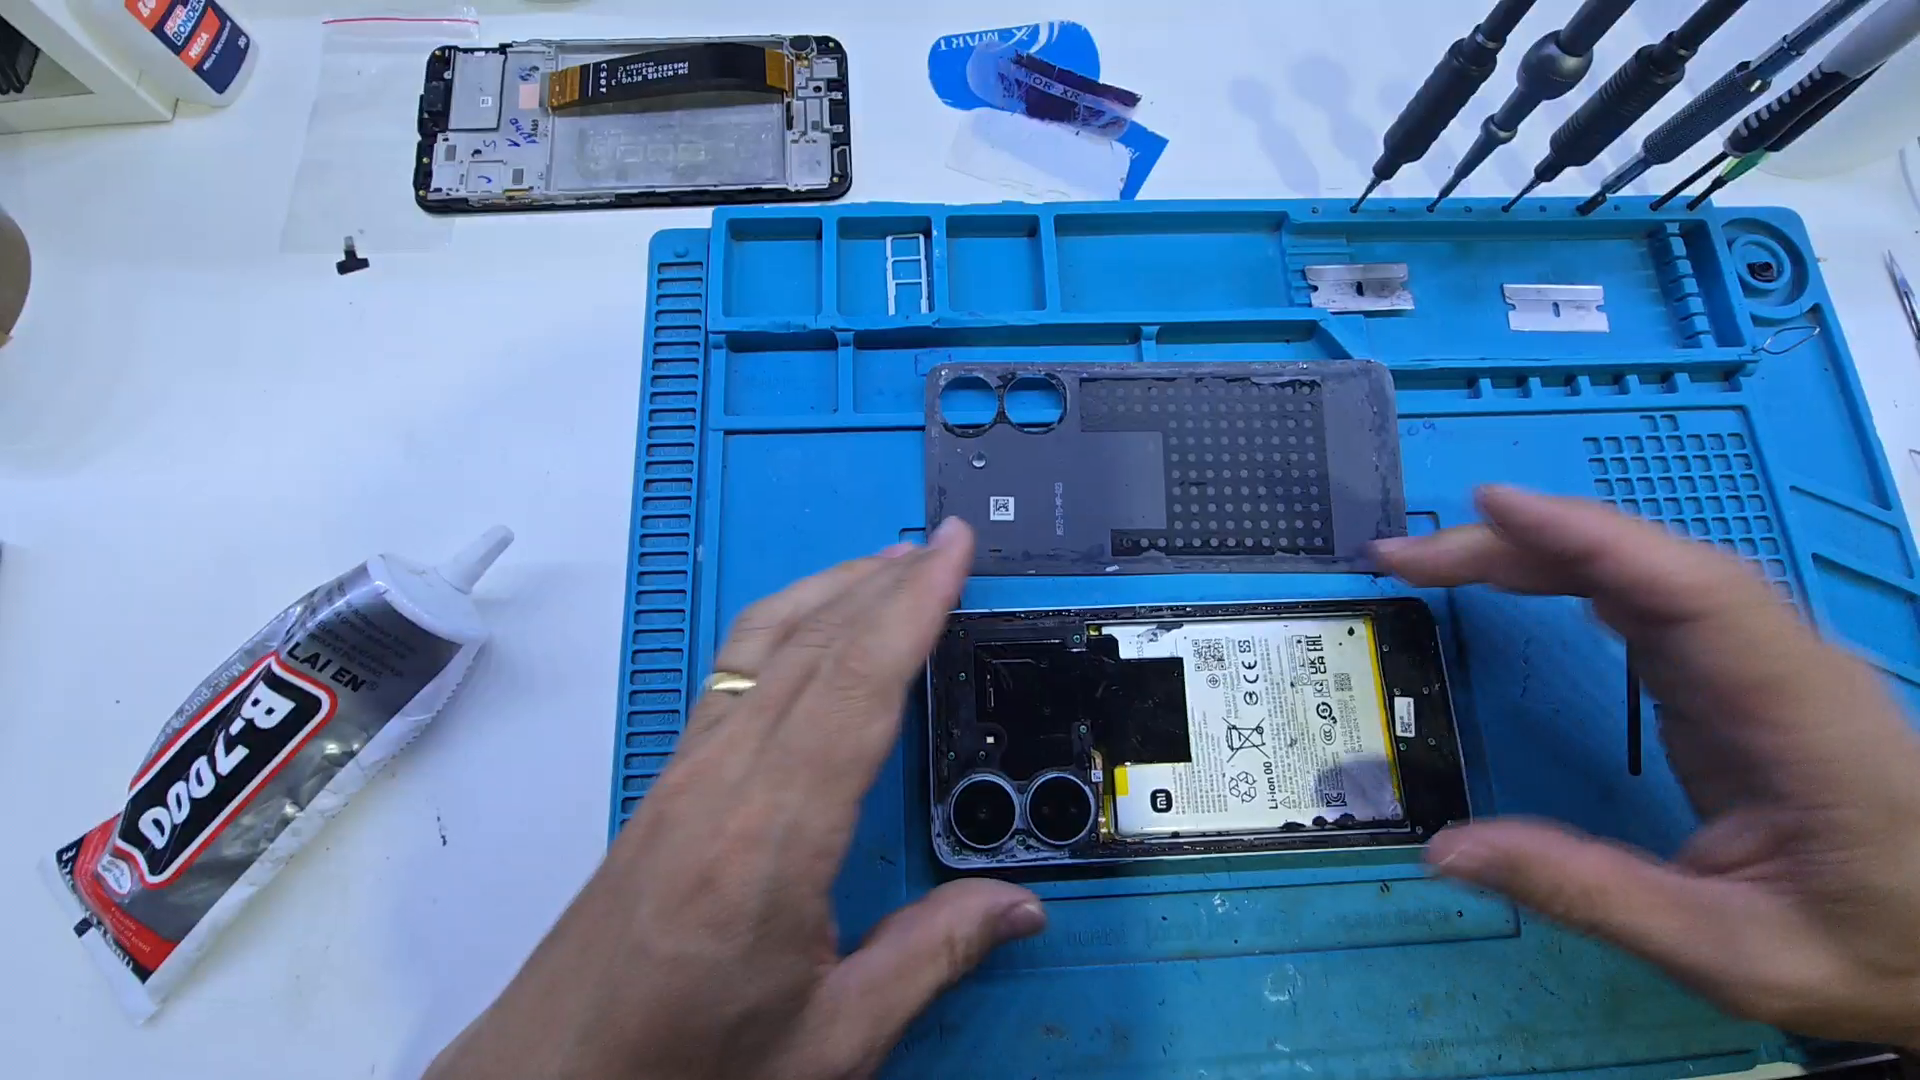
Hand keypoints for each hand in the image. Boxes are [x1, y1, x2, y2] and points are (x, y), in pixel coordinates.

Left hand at [426, 519, 1044, 1079]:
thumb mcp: (831, 1038)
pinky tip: (816, 617)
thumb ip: (933, 956)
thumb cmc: (683, 1068)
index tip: (951, 555)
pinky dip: (787, 618)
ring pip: (769, 641)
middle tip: (942, 545)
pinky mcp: (675, 770)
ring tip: (890, 561)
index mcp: (775, 839)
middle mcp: (727, 778)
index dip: (913, 608)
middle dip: (888, 581)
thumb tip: (1019, 908)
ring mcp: (692, 766)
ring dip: (834, 586)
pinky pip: (737, 665)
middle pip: (818, 645)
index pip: (858, 687)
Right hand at [1373, 486, 1919, 1047]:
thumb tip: (1442, 850)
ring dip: (1531, 549)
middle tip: (1408, 556)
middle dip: (1521, 542)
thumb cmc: (1869, 951)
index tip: (1493, 506)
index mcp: (1804, 725)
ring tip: (1433, 561)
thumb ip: (1585, 892)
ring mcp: (1755, 663)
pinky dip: (1561, 570)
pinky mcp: (1726, 672)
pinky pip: (1638, 594)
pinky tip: (1511, 573)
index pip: (1697, 595)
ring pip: (1640, 570)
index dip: (1592, 538)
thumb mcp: (1728, 955)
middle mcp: (1782, 668)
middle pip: (1650, 565)